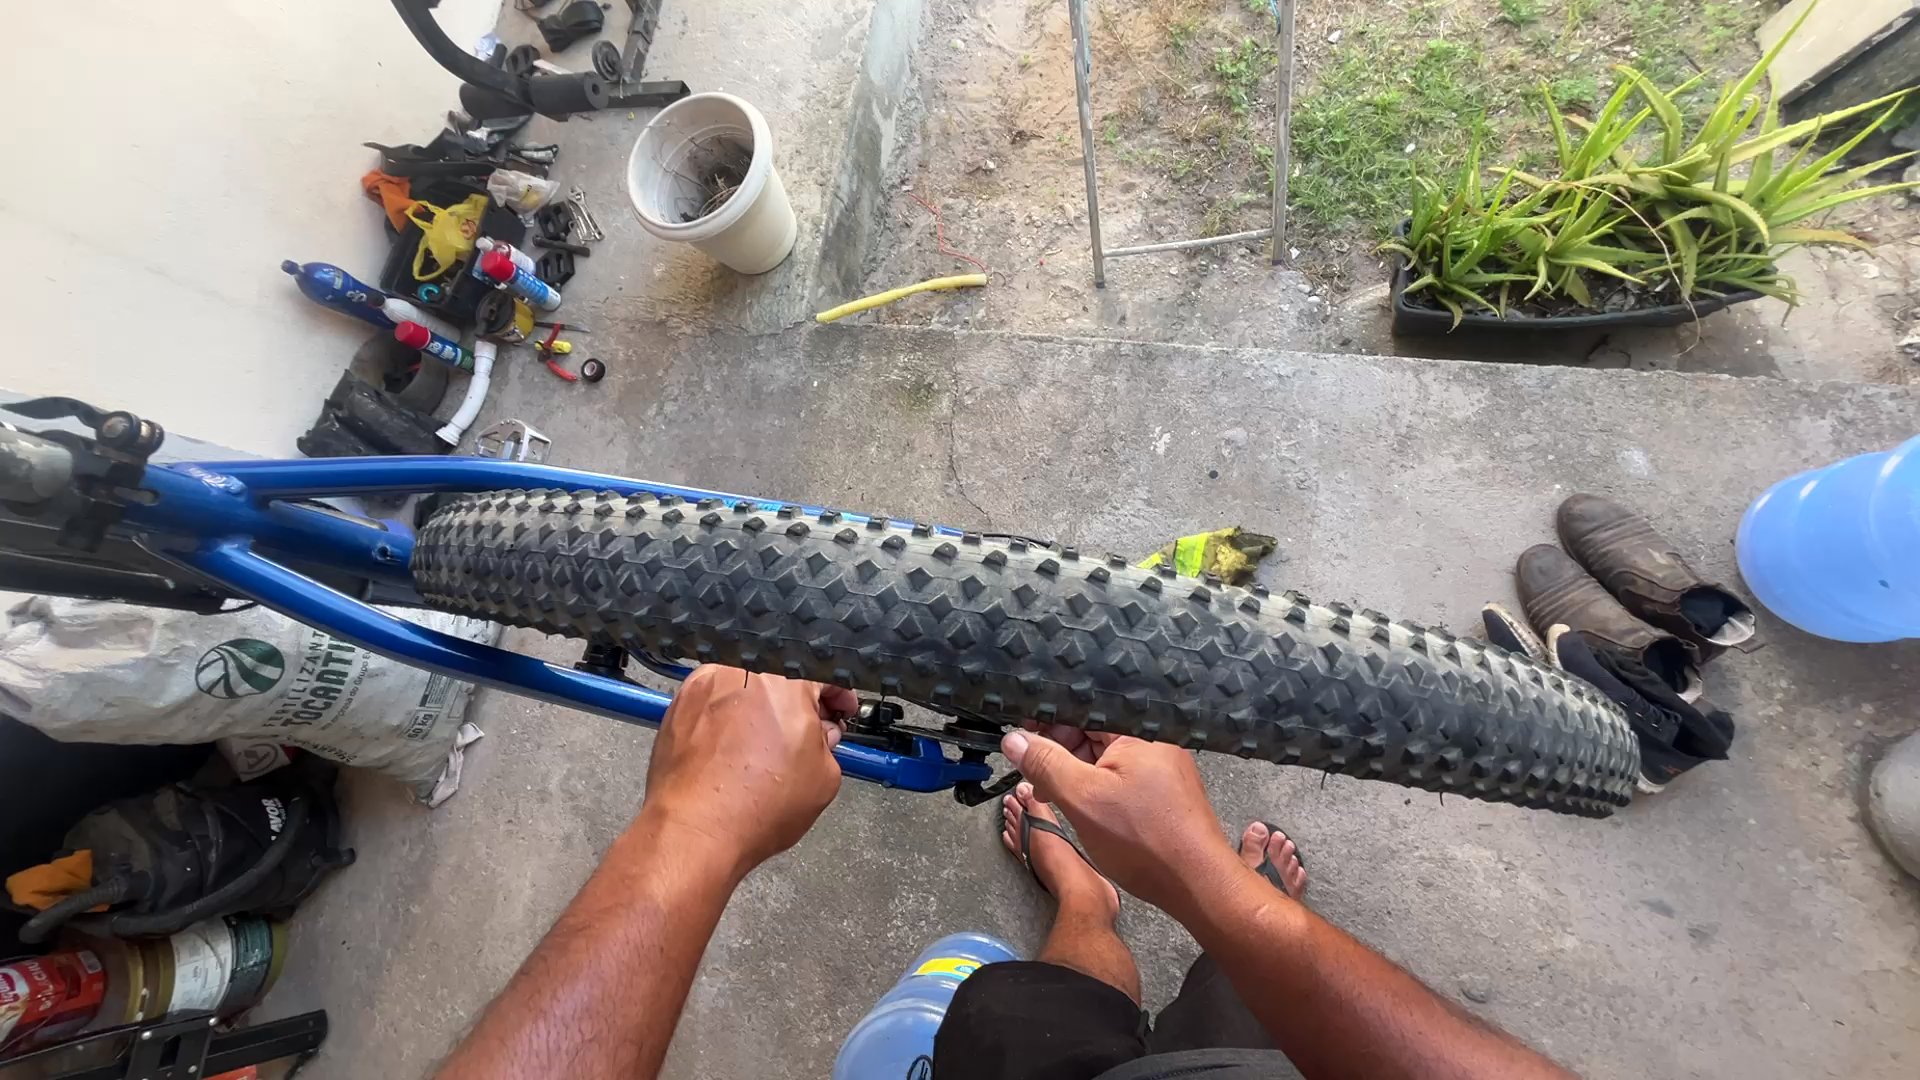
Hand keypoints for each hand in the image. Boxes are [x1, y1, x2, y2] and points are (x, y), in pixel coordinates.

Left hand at [642, 665, 857, 875]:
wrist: (695, 831)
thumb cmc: (754, 807)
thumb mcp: (825, 778)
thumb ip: (829, 744)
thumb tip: (820, 736)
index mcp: (787, 679)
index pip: (824, 675)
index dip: (838, 695)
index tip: (838, 709)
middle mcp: (745, 671)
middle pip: (782, 677)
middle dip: (798, 704)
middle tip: (805, 735)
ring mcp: (707, 686)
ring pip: (746, 687)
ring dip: (760, 709)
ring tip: (763, 748)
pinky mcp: (679, 705)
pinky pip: (714, 703)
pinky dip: (727, 721)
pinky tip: (733, 752)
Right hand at [1000, 726, 1239, 917]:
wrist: (1199, 886)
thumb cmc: (1147, 841)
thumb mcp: (1082, 798)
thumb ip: (1045, 763)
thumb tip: (1014, 740)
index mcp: (1137, 730)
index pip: (1083, 708)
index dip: (1048, 718)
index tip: (1021, 733)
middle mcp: (1152, 739)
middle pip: (1092, 730)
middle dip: (1057, 748)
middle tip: (1032, 771)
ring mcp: (1158, 764)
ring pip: (1103, 754)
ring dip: (1072, 770)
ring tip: (1050, 792)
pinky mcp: (1160, 788)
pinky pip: (1118, 774)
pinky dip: (1093, 785)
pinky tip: (1077, 804)